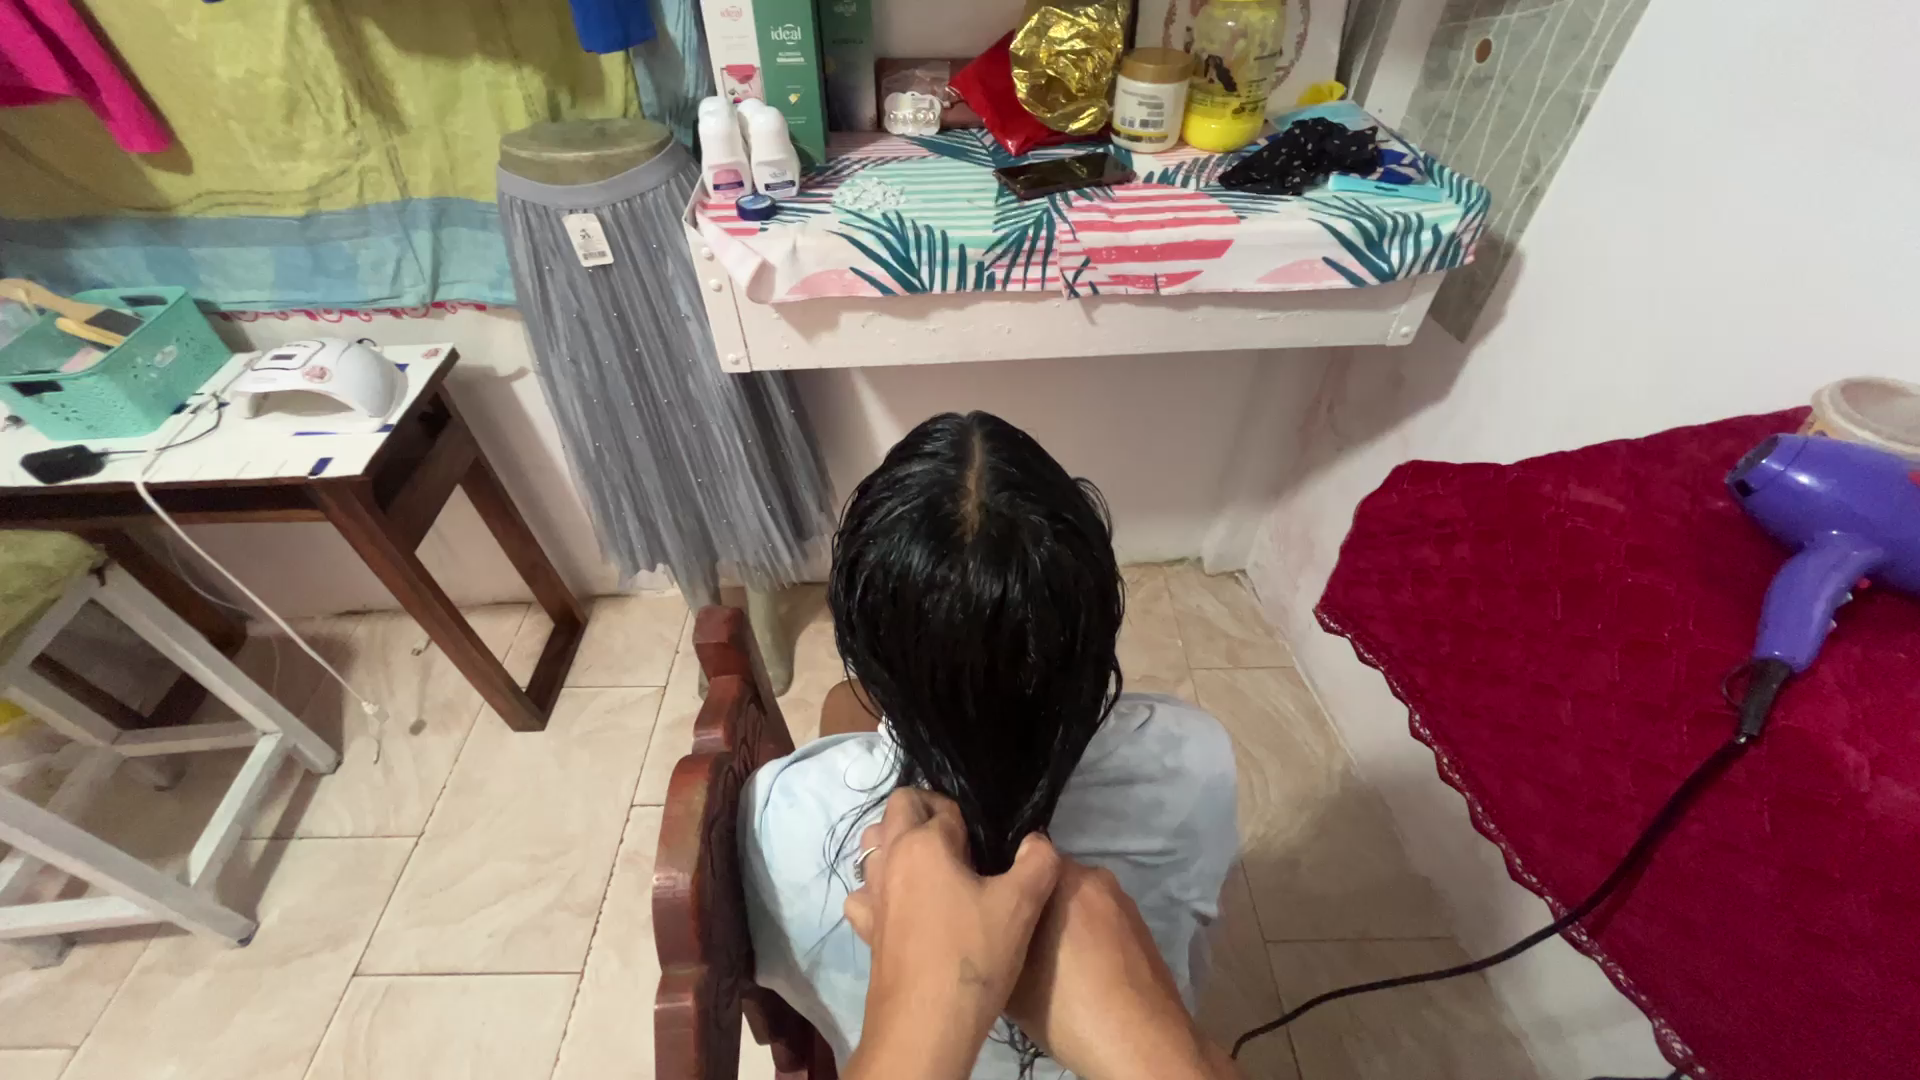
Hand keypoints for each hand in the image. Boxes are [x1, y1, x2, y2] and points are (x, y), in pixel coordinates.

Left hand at [841, 789, 1060, 1079]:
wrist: (925, 1026)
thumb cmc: (972, 956)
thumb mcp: (1021, 906)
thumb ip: (1038, 862)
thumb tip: (1037, 841)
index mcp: (923, 841)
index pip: (946, 807)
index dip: (969, 822)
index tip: (985, 849)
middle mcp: (890, 856)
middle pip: (899, 806)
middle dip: (928, 810)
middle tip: (960, 842)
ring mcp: (871, 891)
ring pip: (875, 844)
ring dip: (900, 843)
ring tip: (934, 869)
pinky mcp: (865, 926)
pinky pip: (864, 890)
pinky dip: (880, 887)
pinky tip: (904, 905)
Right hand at [1008, 859, 1238, 1079]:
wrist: (1145, 1049)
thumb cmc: (1070, 1006)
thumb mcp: (1012, 983)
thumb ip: (997, 944)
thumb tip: (995, 934)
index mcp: (1065, 876)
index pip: (1024, 860)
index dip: (1006, 885)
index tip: (995, 912)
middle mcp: (1097, 878)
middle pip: (1053, 882)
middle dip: (1035, 906)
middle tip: (1017, 942)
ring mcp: (1124, 904)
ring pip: (1079, 904)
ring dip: (1063, 925)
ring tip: (1050, 964)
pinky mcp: (1143, 931)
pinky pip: (1103, 923)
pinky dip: (1089, 941)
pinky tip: (1082, 976)